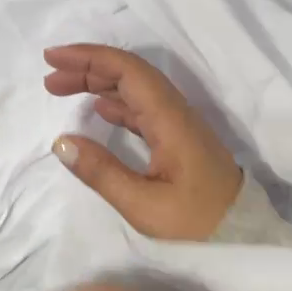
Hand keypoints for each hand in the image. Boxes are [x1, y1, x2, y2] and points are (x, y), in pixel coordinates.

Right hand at [44, 44, 242, 240]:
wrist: (242, 232)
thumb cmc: (195, 221)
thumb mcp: (143, 204)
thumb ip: (101, 172)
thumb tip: (61, 142)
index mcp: (169, 120)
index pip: (128, 71)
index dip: (90, 58)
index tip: (54, 59)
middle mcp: (175, 113)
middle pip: (130, 74)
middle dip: (88, 68)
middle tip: (49, 78)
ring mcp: (178, 125)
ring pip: (135, 90)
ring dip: (99, 84)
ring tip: (63, 90)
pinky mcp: (178, 140)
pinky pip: (142, 109)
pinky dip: (115, 103)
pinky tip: (98, 110)